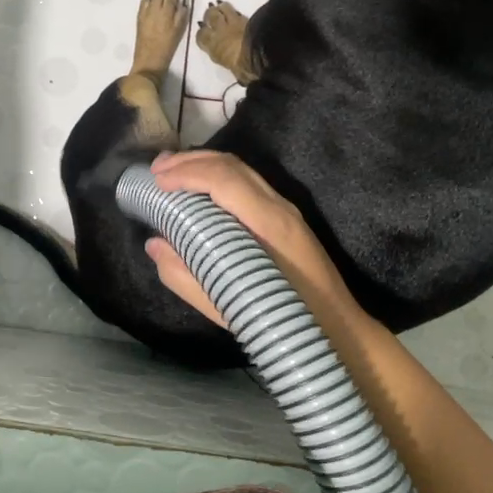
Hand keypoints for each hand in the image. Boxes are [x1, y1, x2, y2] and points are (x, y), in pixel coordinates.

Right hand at [143, 151, 351, 326]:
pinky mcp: (287, 217)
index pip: (224, 180)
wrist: (337, 330)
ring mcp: (287, 210)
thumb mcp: (227, 309)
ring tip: (171, 173)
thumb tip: (155, 244)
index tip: (156, 182)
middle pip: (232, 165)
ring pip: (241, 170)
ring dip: (204, 165)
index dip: (186, 174)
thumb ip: (185, 277)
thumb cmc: (282, 324)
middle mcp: (280, 208)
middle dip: (190, 161)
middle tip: (155, 170)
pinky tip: (200, 191)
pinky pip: (248, 183)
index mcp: (269, 225)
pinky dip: (218, 178)